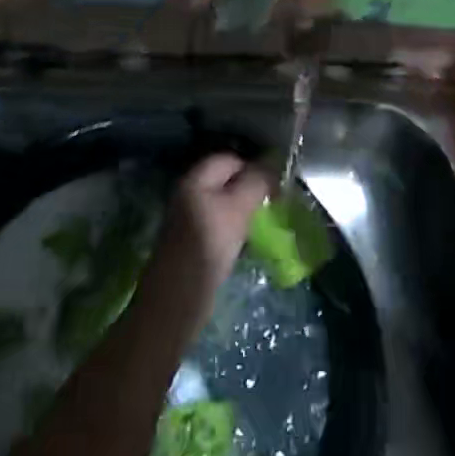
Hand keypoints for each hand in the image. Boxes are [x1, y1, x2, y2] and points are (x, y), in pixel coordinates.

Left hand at [142, 154, 273, 317]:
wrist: (177, 297)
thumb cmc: (208, 248)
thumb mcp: (236, 211)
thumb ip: (254, 184)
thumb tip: (271, 164)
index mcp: (195, 178)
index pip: (228, 159)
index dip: (253, 166)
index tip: (277, 184)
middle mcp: (188, 191)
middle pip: (224, 178)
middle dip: (249, 186)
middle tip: (275, 202)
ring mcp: (188, 216)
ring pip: (222, 201)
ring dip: (243, 207)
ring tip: (266, 220)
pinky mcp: (192, 239)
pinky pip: (218, 221)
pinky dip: (234, 224)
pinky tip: (248, 238)